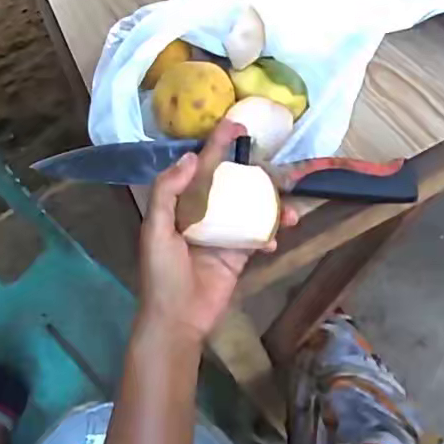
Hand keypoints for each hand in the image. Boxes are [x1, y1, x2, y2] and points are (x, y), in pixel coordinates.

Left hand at [138, 118, 295, 340]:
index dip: (217, 145)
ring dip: (271, 206)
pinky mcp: (238, 255)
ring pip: (250, 209)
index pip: (201, 168)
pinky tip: (274, 239)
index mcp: (181, 205)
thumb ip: (168, 191)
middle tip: (273, 169)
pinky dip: (270, 234)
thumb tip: (193, 157)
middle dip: (253, 175)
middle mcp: (203, 214)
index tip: (236, 124)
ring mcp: (223, 234)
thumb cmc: (162, 274)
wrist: (178, 320)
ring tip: (288, 211)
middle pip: (232, 185)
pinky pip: (258, 236)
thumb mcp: (155, 229)